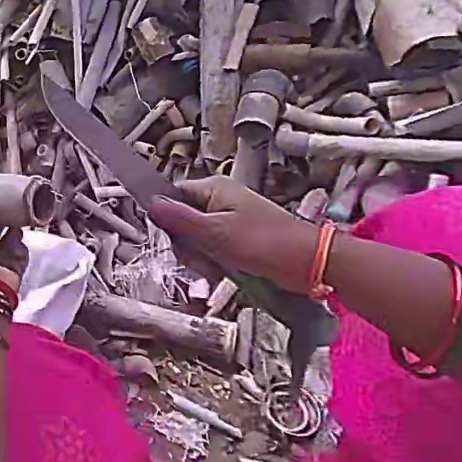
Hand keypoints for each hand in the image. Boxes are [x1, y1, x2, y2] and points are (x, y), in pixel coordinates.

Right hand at [147, 176, 318, 293]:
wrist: (309, 264)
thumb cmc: (266, 243)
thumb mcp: (216, 233)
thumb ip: (181, 219)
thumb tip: (151, 204)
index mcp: (215, 188)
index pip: (174, 195)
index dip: (167, 218)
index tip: (170, 239)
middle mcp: (221, 200)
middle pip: (183, 220)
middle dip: (187, 245)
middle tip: (199, 259)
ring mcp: (230, 220)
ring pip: (197, 238)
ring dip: (200, 257)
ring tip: (213, 269)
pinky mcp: (238, 239)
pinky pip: (213, 249)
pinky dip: (213, 262)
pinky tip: (219, 273)